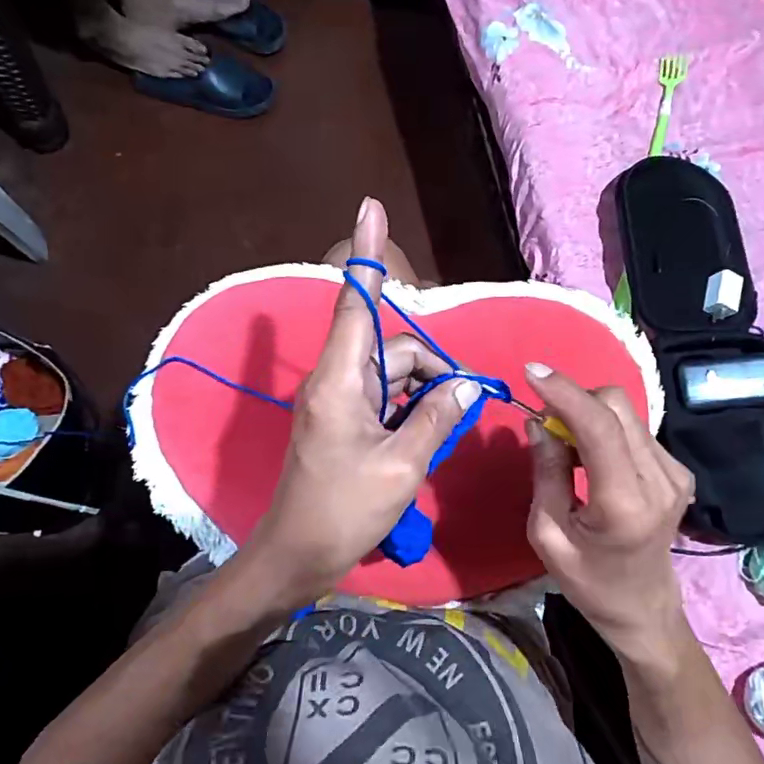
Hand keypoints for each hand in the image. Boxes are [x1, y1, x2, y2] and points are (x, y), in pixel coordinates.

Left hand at [235, 198, 476, 606]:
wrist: (296, 557)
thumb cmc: (345, 511)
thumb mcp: (402, 464)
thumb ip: (437, 415)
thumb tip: (466, 383)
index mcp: (340, 381)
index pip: (356, 302)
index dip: (367, 254)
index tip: (370, 206)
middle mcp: (335, 381)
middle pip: (392, 348)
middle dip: (431, 370)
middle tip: (460, 408)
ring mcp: (337, 403)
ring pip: (392, 375)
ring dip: (423, 395)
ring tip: (439, 435)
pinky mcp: (341, 423)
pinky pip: (384, 399)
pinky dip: (410, 410)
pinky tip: (425, 439)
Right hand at [523, 363, 696, 663]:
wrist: (643, 609)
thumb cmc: (588, 582)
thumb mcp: (547, 534)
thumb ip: (546, 472)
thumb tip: (539, 421)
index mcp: (625, 503)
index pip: (599, 427)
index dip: (565, 393)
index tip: (532, 372)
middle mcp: (660, 480)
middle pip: (617, 405)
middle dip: (575, 401)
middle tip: (546, 424)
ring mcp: (676, 473)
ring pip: (627, 412)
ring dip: (590, 414)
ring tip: (567, 448)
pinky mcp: (678, 471)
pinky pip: (635, 428)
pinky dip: (605, 430)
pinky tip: (592, 459)